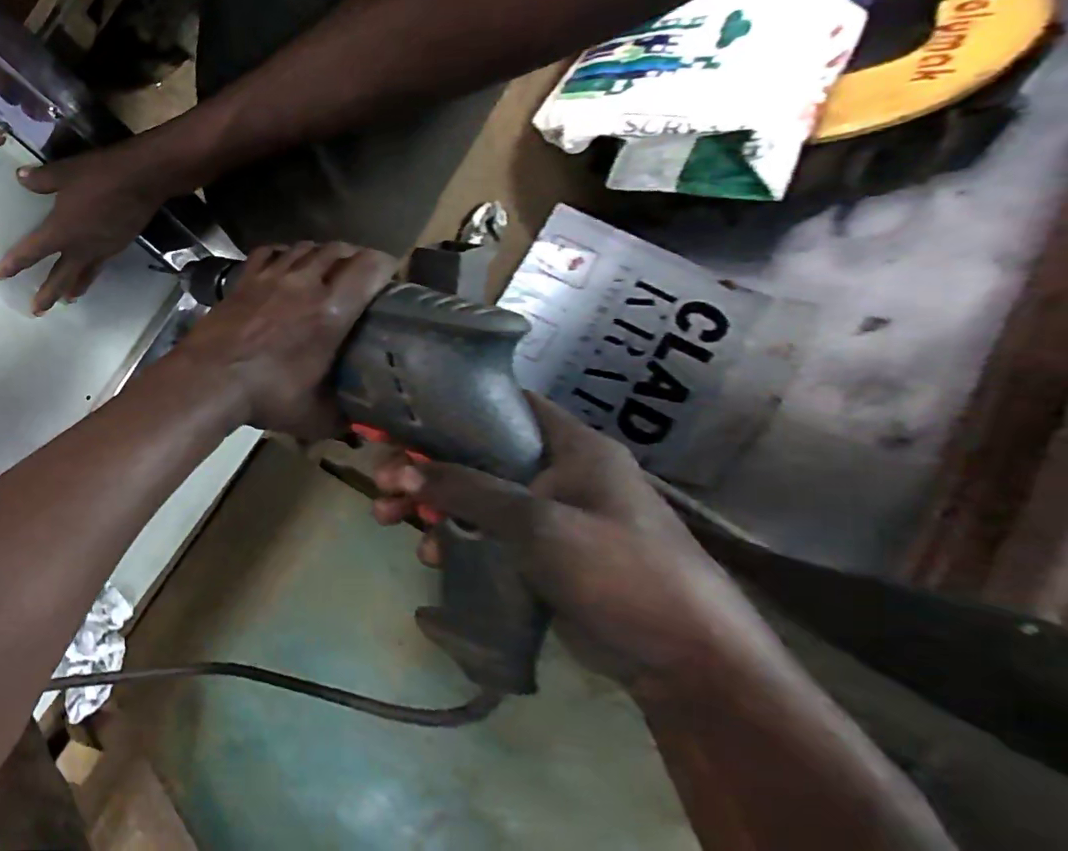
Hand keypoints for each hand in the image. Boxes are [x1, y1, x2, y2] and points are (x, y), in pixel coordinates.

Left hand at [0, 140, 170, 315]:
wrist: (145, 178)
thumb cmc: (100, 174)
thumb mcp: (65, 172)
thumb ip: (41, 179)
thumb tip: (21, 177)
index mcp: (60, 232)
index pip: (31, 253)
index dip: (14, 264)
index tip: (0, 276)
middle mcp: (80, 248)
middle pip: (59, 278)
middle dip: (46, 295)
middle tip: (36, 311)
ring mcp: (102, 249)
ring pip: (84, 276)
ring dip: (73, 289)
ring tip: (68, 300)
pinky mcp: (119, 245)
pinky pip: (100, 265)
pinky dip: (92, 273)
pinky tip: (93, 269)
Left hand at [169, 243, 396, 439]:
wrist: (208, 379)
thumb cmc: (266, 396)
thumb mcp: (315, 415)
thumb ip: (343, 416)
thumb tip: (360, 426)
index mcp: (331, 311)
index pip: (369, 267)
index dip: (385, 265)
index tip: (389, 278)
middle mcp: (303, 283)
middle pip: (338, 249)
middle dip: (354, 257)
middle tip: (359, 275)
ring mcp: (270, 277)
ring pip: (303, 247)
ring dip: (320, 254)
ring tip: (324, 269)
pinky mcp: (243, 280)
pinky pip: (268, 252)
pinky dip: (282, 253)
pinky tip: (284, 264)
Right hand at [371, 395, 781, 693]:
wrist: (688, 663)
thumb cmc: (621, 571)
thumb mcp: (538, 523)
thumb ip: (467, 490)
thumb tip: (400, 471)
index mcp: (572, 447)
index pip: (503, 404)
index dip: (448, 406)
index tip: (400, 418)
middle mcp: (559, 472)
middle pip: (476, 453)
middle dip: (424, 467)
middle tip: (379, 481)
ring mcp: (550, 514)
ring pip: (474, 495)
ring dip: (430, 504)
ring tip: (386, 518)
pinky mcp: (543, 553)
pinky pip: (485, 531)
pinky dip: (454, 536)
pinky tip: (430, 554)